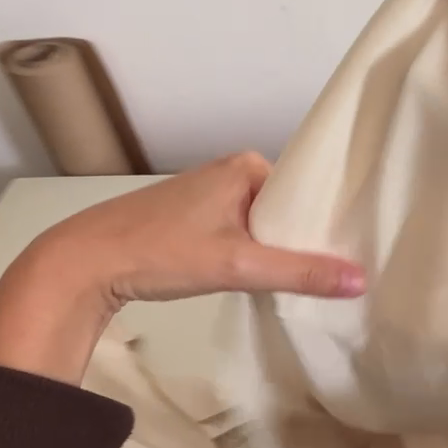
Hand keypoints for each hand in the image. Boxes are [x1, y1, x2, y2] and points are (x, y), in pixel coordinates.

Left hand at [0, 152, 365, 383]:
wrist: (86, 263)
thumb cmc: (162, 251)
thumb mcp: (239, 265)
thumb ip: (300, 273)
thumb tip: (361, 281)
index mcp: (248, 166)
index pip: (308, 193)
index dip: (332, 224)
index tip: (359, 252)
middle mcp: (232, 173)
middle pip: (290, 211)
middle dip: (310, 241)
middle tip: (343, 273)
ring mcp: (213, 196)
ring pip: (267, 226)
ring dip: (284, 252)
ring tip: (317, 279)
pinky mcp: (198, 221)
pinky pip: (246, 234)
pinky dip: (260, 256)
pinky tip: (273, 278)